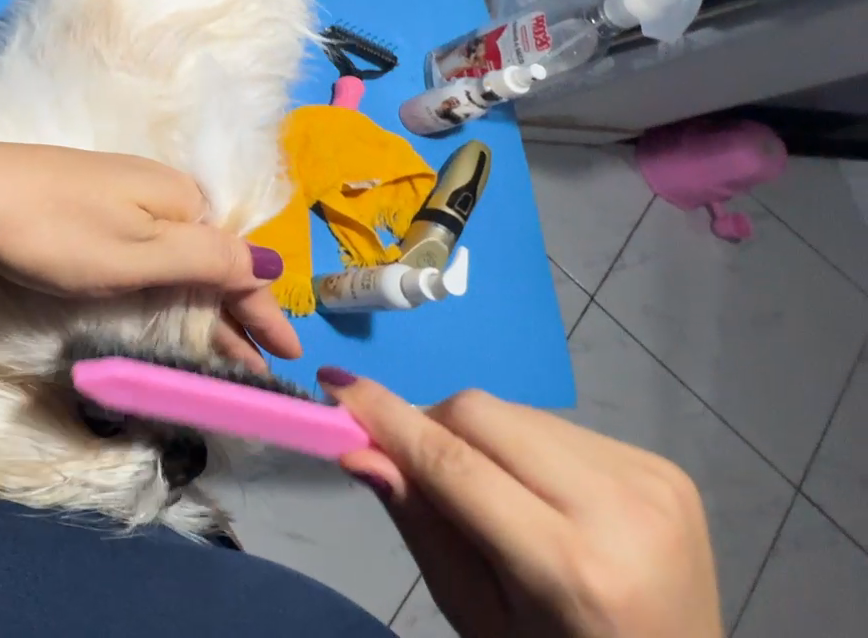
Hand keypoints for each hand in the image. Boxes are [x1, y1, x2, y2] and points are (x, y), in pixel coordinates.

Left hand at [0, 140, 300, 365]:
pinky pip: (139, 250)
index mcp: (176, 198)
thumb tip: (268, 262)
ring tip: (217, 352)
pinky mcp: (81, 204)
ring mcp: (113, 195)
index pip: (235, 261)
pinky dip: (160, 284)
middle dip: (232, 312)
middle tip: (254, 367)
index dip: (263, 309)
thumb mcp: (138, 252)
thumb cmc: (55, 231)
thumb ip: (206, 260)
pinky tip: (160, 305)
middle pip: (206, 259)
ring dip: (198, 303)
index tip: (287, 354)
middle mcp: (152, 191)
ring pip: (171, 257)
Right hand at [321, 369, 720, 636]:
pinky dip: (517, 443)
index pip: (452, 463)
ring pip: (510, 411)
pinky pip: (550, 423)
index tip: (332, 384)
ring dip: (472, 434)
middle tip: (412, 462)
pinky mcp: (664, 468)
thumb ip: (418, 522)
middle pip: (478, 413)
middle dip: (427, 424)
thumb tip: (355, 450)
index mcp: (571, 568)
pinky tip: (534, 490)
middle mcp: (620, 512)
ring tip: (484, 487)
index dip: (385, 417)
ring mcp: (652, 483)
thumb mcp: (473, 611)